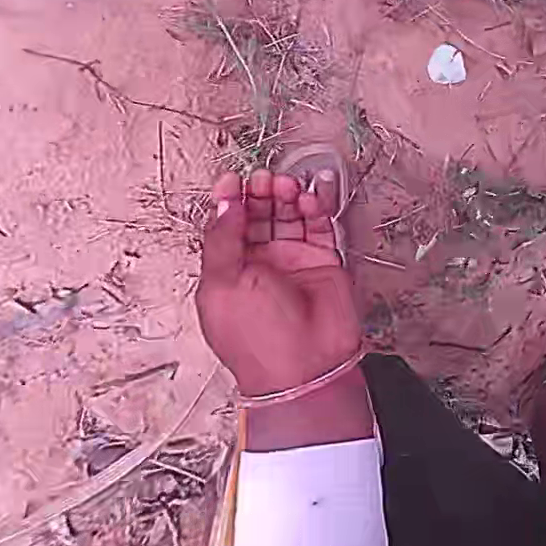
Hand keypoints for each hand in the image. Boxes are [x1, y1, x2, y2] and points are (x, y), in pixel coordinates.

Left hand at [195, 169, 371, 449]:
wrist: (305, 365)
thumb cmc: (257, 338)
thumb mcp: (223, 284)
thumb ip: (222, 238)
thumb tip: (225, 202)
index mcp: (229, 271)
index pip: (228, 225)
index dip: (230, 200)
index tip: (232, 180)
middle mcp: (260, 263)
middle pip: (259, 215)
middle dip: (260, 193)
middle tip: (264, 180)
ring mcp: (292, 260)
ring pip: (288, 215)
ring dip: (286, 196)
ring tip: (286, 186)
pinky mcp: (322, 260)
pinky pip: (317, 225)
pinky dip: (314, 208)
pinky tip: (308, 200)